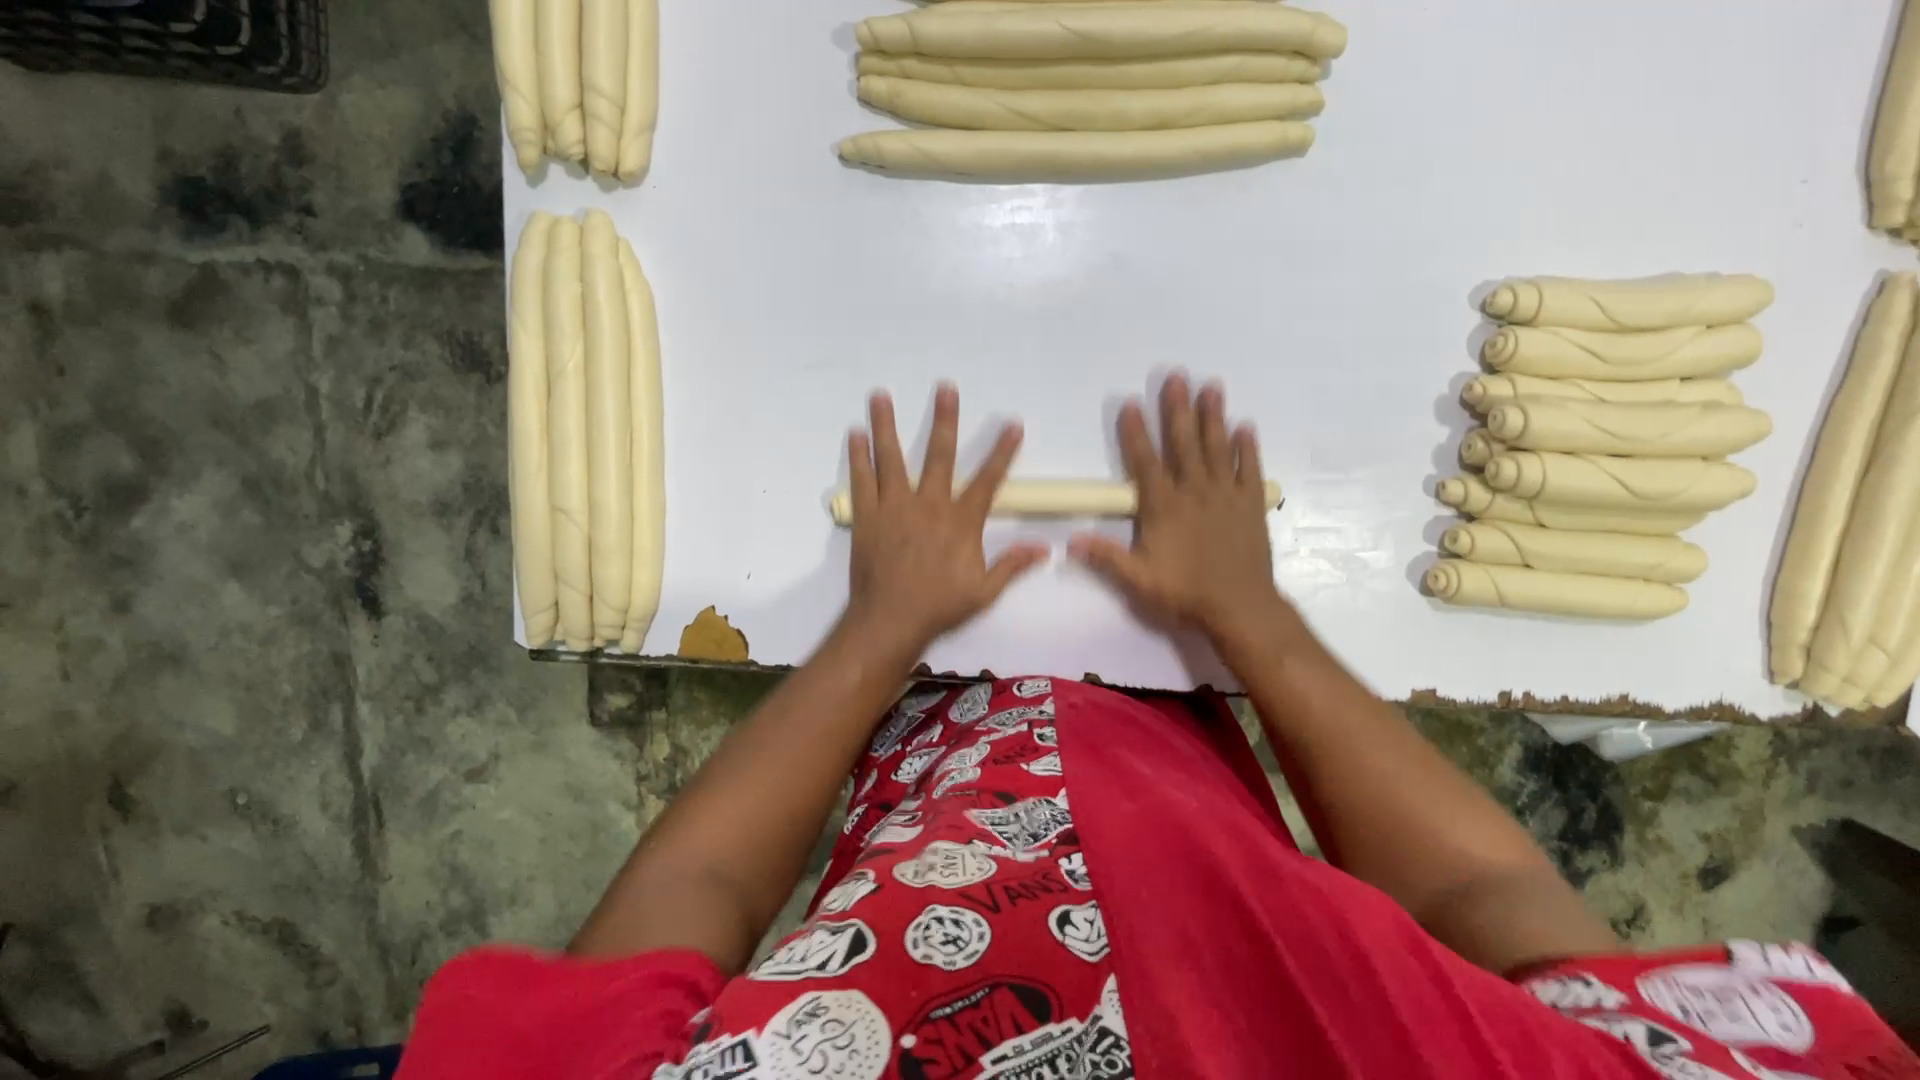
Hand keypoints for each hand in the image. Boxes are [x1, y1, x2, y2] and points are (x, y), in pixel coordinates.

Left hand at [843, 384, 1048, 651]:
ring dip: (887, 424)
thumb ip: (1013, 565)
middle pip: (939, 454)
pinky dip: (858, 456)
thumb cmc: (940, 607)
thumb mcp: (985, 592)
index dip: (1003, 451)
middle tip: (945, 387)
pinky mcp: (867, 516)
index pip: (988, 479)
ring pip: (891, 457)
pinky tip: (855, 434)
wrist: (890, 620)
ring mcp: (894, 507)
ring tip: (880, 395)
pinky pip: (862, 480)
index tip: (1012, 424)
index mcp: (960, 521)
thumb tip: (1046, 549)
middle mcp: (929, 504)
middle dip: (944, 419)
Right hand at [1069, 374, 1289, 640]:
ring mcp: (1226, 495)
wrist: (1240, 607)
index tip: (1130, 403)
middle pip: (1184, 443)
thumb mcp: (1138, 581)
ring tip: (1212, 386)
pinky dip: (1248, 448)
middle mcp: (1194, 491)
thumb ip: (1105, 557)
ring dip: (1213, 416)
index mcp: (1163, 507)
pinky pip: (1250, 469)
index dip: (1135, 432)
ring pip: (1218, 447)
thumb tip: (1069, 542)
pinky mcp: (1251, 505)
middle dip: (1177, 408)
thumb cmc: (1185, 593)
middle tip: (1177, 376)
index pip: (1145, 462)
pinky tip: (1245, 427)